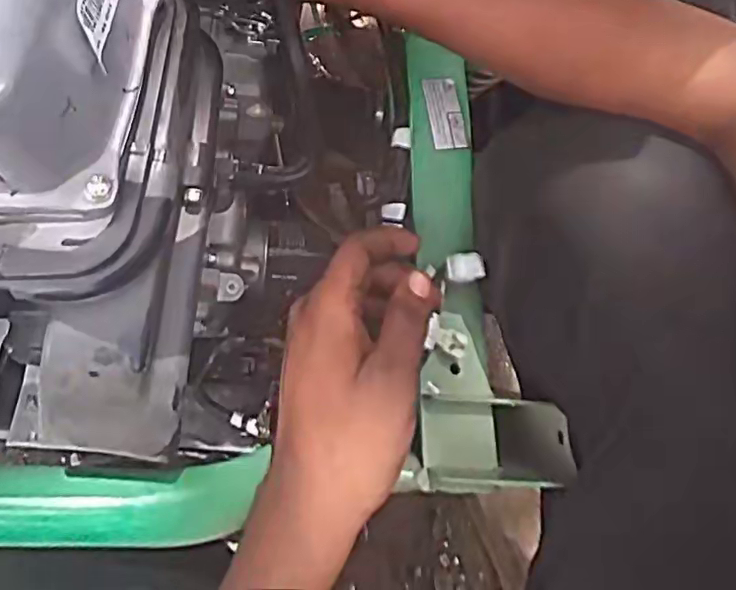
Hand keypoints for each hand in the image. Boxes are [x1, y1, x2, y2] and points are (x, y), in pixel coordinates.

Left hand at [223, 229, 439, 588]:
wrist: (312, 495)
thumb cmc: (346, 445)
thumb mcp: (393, 375)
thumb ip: (406, 319)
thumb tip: (417, 282)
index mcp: (326, 310)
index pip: (355, 250)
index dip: (389, 240)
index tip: (415, 244)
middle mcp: (309, 318)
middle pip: (353, 273)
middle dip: (394, 275)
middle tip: (428, 291)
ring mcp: (306, 340)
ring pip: (349, 299)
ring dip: (385, 301)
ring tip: (418, 321)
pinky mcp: (310, 362)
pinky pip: (342, 324)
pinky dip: (372, 323)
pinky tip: (395, 348)